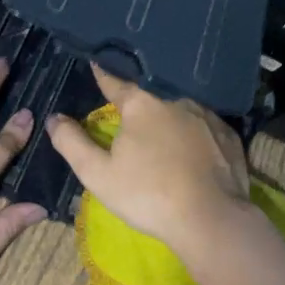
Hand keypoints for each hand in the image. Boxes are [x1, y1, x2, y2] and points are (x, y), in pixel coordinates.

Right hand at [46, 64, 250, 251]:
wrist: (210, 220)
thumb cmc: (148, 195)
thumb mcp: (98, 174)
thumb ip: (72, 143)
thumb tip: (54, 118)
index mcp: (143, 105)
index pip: (117, 84)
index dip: (104, 77)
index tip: (98, 65)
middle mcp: (177, 101)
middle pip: (152, 98)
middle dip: (140, 106)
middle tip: (132, 117)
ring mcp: (208, 117)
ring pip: (181, 111)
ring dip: (170, 120)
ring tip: (165, 136)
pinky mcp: (229, 137)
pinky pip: (206, 129)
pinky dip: (196, 135)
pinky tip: (194, 152)